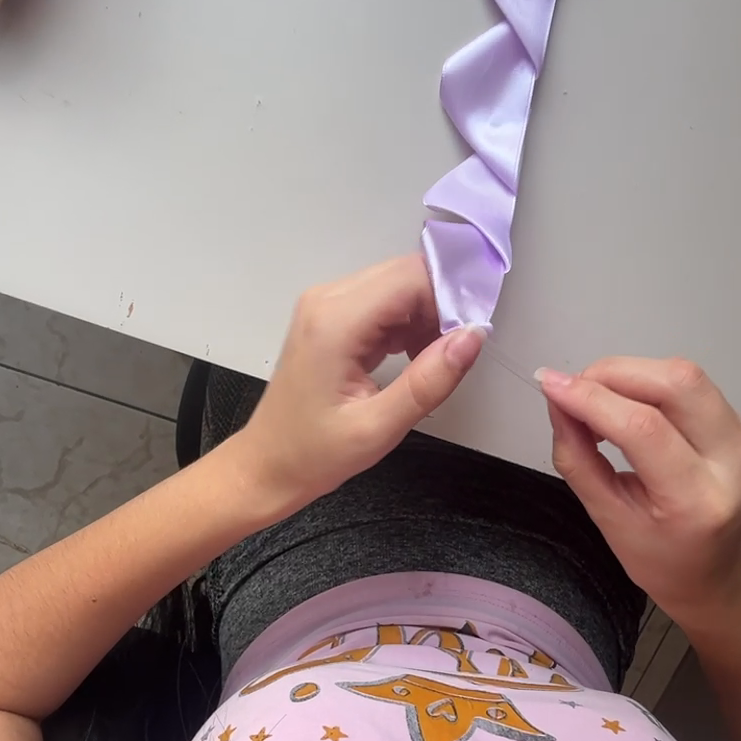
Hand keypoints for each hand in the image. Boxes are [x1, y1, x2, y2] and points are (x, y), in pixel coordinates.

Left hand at [229, 255, 484, 513]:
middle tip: (452, 355)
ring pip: (397, 286)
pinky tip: (412, 360)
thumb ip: (429, 380)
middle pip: (405, 275)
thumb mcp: (378, 427)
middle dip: (441, 307)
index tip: (471, 337)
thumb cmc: (314, 454)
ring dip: (426, 317)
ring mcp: (326, 306)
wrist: (267, 465)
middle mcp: (327, 300)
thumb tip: (473, 337)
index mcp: (335, 323)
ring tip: (430, 365)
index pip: (411, 278)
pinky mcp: (329, 318)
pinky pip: (382, 303)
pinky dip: (407, 325)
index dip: (451, 299)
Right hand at [538, 357, 740, 618]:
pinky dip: (650, 387)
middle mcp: (736, 466)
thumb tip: (557, 398)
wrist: (714, 574)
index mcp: (697, 502)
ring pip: (686, 377)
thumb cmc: (654, 555)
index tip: (549, 384)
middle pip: (676, 384)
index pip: (643, 429)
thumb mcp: (603, 516)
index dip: (591, 398)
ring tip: (599, 403)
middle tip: (575, 389)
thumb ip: (576, 455)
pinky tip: (631, 411)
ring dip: (630, 376)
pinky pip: (694, 388)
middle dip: (614, 373)